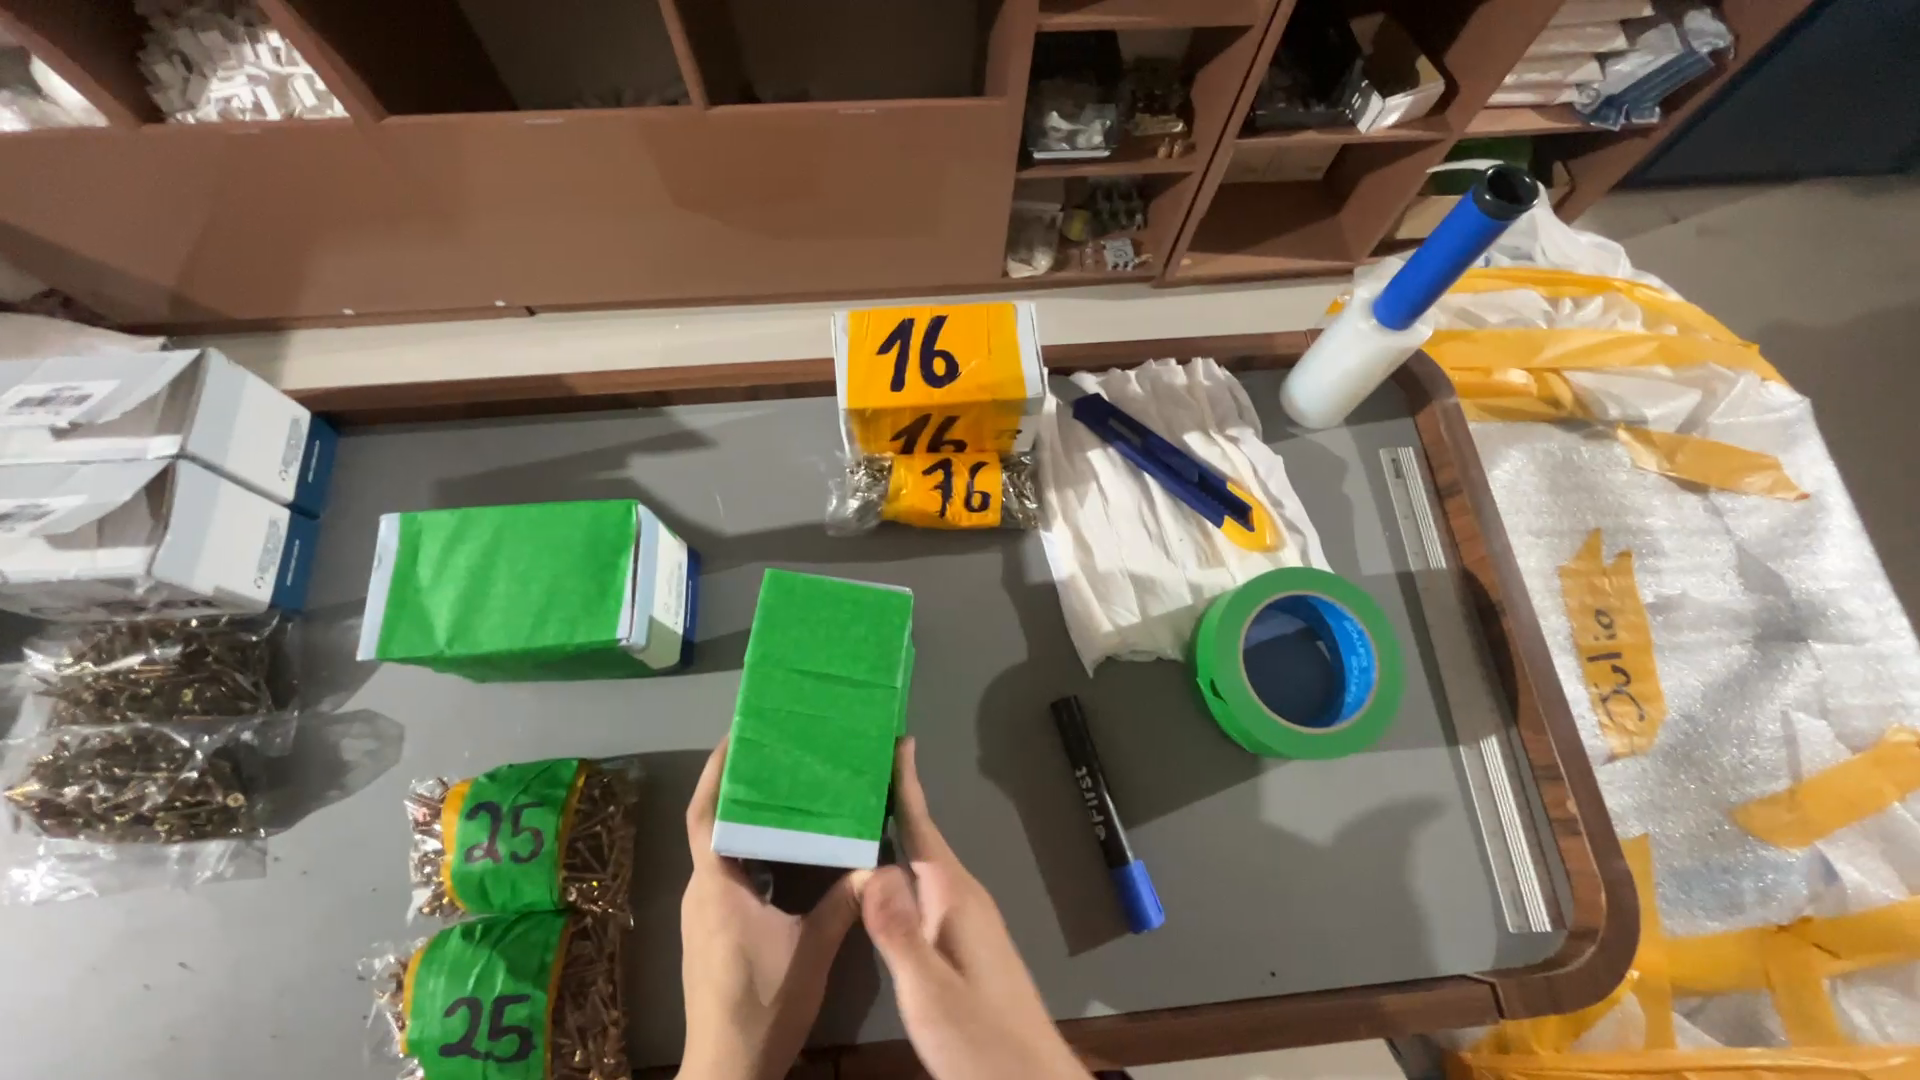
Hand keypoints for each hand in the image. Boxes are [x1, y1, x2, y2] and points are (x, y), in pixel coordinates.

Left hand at [679, 739, 860, 1079]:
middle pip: (711, 825)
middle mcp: (701, 891)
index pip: (704, 816)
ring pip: (720, 850)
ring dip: (745, 819)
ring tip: (785, 791)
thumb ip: (843, 902)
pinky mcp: (711, 930)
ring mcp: (703, 913)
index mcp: (716, 887)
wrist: (727, 1072)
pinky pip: (728, 873)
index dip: (716, 773)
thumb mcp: (811, 951)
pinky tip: (786, 850)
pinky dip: (751, 850)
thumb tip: (877, 864)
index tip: (736, 736)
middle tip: (774, 753)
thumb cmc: (763, 1006)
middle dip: (736, 786)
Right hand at [857, 738, 1090, 1079]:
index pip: (922, 827)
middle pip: (920, 839)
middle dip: (892, 802)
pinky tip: (881, 880)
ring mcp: (966, 922)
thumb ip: (899, 931)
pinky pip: (924, 893)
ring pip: (921, 867)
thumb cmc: (982, 1040)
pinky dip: (900, 873)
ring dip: (894, 836)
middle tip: (856, 770)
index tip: (896, 739)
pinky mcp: (963, 945)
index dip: (906, 784)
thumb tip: (869, 866)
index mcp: (954, 897)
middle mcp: (963, 898)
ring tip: (859, 812)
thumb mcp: (930, 991)